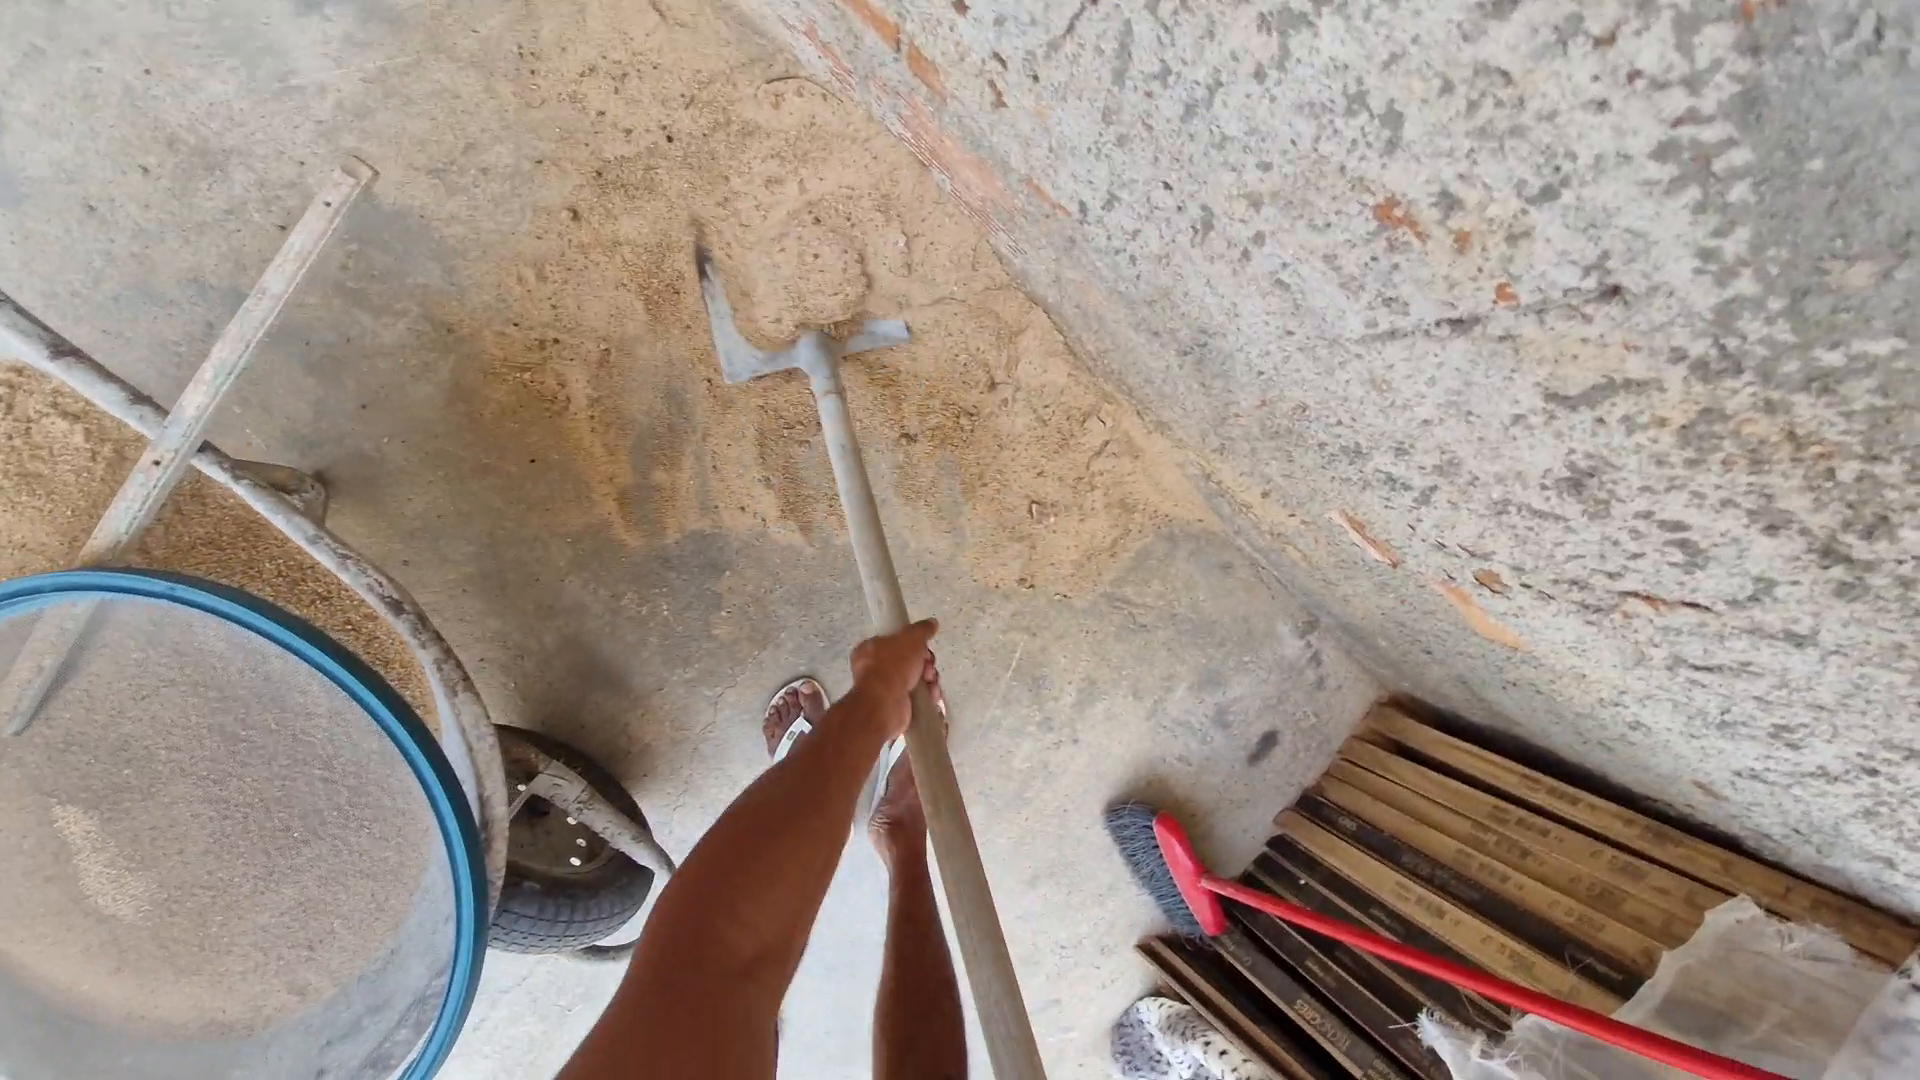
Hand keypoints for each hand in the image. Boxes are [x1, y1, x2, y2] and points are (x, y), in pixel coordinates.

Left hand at [848, 618, 938, 737]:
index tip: (923, 646)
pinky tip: (931, 695)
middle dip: (925, 663)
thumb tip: (931, 623)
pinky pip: (917, 696)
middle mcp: (875, 669)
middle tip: (928, 666)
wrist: (886, 705)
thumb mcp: (911, 639)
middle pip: (909, 660)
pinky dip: (927, 695)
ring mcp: (885, 690)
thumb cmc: (892, 666)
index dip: (913, 643)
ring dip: (929, 680)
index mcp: (870, 649)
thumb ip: (922, 629)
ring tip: (930, 682)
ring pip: (916, 679)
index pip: (895, 642)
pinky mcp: (897, 706)